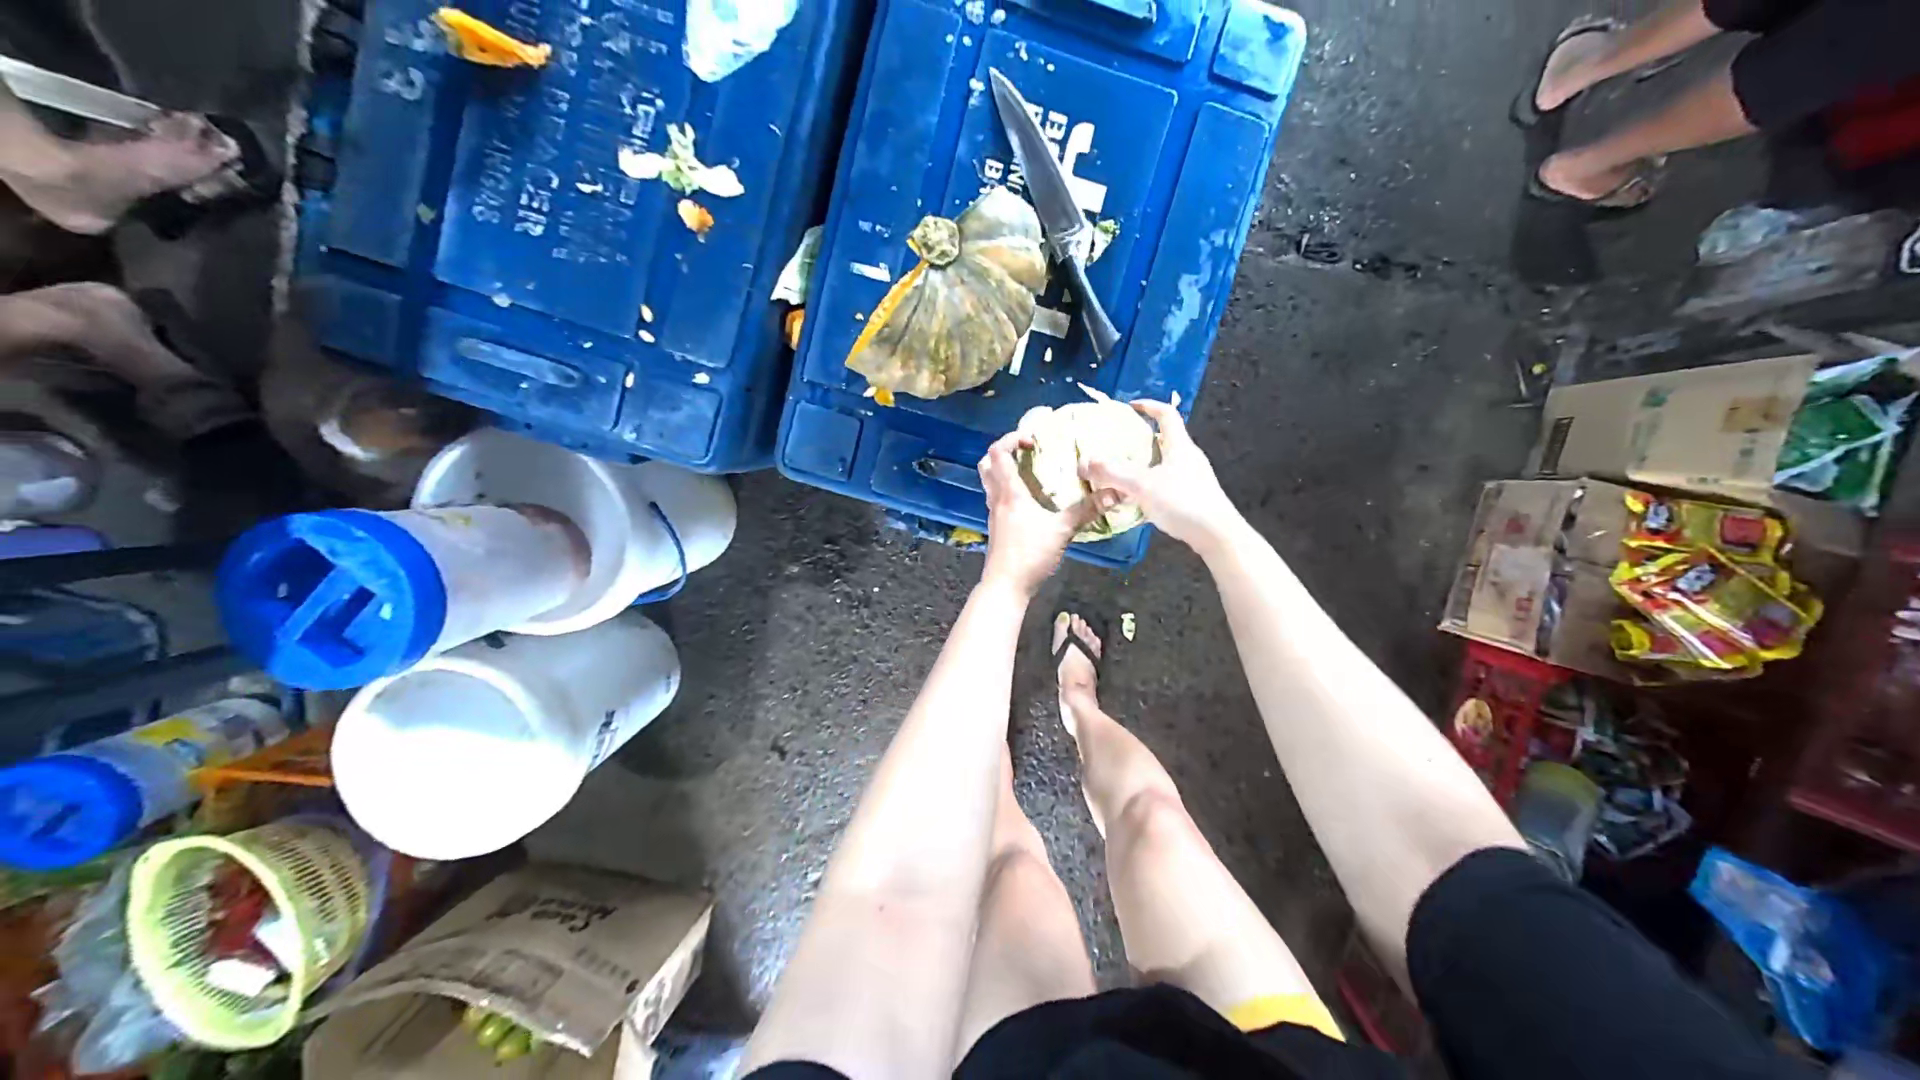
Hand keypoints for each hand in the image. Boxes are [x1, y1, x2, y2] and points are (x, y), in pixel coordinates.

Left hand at [977, 431, 1088, 597]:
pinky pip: (997, 499)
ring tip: (1028, 471)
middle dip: (1003, 451)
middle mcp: (997, 499)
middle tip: (1025, 451)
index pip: (999, 453)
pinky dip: (1008, 491)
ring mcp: (994, 515)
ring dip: (1004, 471)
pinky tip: (1027, 501)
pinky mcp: (996, 529)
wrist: (1005, 586)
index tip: (1032, 439)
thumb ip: (1086, 510)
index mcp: (1010, 493)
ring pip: (990, 482)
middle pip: (987, 464)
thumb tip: (1114, 492)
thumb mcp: (1062, 530)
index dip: (1011, 438)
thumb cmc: (1030, 555)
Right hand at [1079, 399, 1241, 553]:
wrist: (1217, 535)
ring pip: (1164, 464)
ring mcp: (1192, 479)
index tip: (1130, 407)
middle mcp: (1188, 458)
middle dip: (1141, 440)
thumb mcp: (1143, 485)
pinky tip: (1136, 501)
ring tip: (1121, 474)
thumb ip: (1113, 473)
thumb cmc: (1183, 502)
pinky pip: (1165, 484)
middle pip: (1164, 440)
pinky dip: (1148, 486)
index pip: (1166, 415)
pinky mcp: (1192, 498)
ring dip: (1143, 466)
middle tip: (1118, 444)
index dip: (1149, 406)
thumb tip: (1085, 462)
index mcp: (1180, 446)